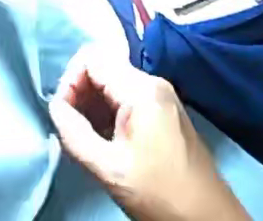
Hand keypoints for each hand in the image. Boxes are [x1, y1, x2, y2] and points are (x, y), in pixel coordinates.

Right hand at [48, 49, 250, 220]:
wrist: (207, 216)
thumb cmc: (158, 192)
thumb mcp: (110, 168)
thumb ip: (76, 135)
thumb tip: (54, 106)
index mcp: (141, 88)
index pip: (93, 57)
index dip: (70, 80)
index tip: (62, 112)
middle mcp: (151, 81)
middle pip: (103, 66)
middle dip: (80, 92)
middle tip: (70, 126)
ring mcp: (160, 94)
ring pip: (114, 81)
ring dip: (92, 103)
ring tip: (83, 136)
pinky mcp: (163, 109)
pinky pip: (127, 96)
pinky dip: (108, 111)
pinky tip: (103, 138)